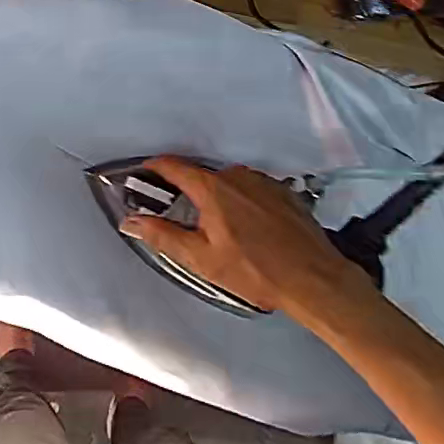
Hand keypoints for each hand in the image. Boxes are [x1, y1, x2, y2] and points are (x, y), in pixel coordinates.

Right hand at [120, 158, 374, 317]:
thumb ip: (163, 236)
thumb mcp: (202, 259)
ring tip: (217, 231)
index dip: (154, 168)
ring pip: (227, 183)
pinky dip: (240, 202)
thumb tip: (132, 221)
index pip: (175, 166)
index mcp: (214, 189)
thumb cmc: (257, 271)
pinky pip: (250, 189)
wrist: (311, 276)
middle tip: (178, 215)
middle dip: (186, 192)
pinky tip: (246, 229)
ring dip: (216, 199)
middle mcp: (238, 176)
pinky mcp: (281, 190)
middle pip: (201, 176)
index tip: (143, 173)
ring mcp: (262, 181)